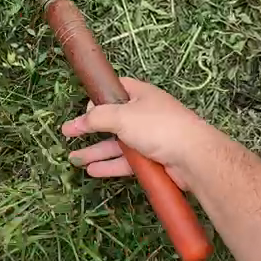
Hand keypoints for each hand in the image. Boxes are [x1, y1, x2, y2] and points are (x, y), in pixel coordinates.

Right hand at [61, 77, 227, 189]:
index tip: (82, 108)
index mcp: (140, 94)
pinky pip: (126, 161)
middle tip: (67, 134)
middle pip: (112, 120)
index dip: (97, 98)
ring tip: (74, 159)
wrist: (193, 157)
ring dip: (96, 151)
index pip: (115, 90)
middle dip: (89, 128)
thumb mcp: (121, 116)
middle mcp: (144, 114)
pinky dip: (110, 165)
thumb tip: (81, 118)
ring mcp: (149, 137)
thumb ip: (97, 117)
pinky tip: (94, 171)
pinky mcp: (153, 159)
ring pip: (117, 143)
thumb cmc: (158, 126)